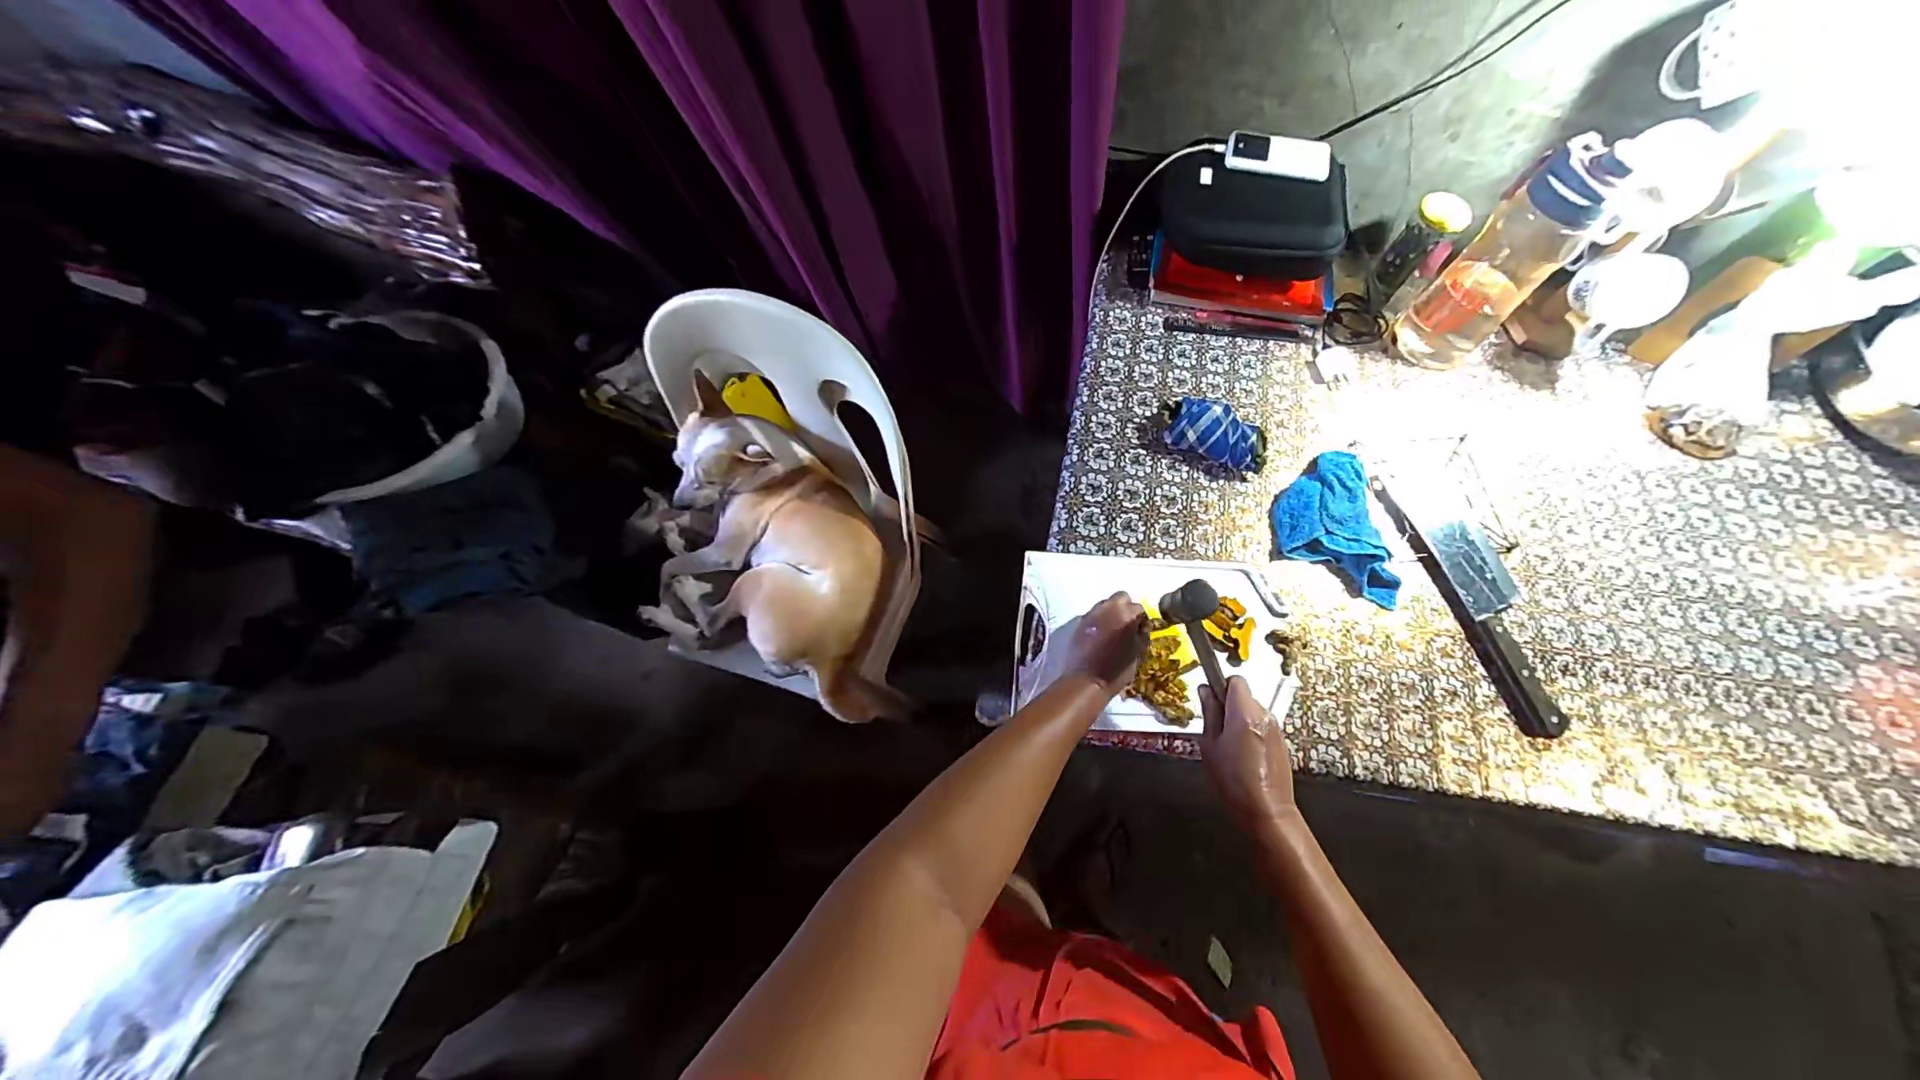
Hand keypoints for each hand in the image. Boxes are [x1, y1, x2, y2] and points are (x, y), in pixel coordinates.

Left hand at [1055, 592, 1145, 694]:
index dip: (1141, 619)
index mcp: (1126, 614)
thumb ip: (1142, 634)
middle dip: (1126, 608)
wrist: (1086, 679)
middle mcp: (1108, 608)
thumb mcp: (1138, 652)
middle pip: (1121, 597)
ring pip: (1105, 604)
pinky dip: (1098, 620)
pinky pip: (1093, 615)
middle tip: (1126, 624)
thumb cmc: (1117, 669)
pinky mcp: (1079, 622)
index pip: (1139, 608)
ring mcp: (1091, 613)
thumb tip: (1142, 625)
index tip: (1140, 630)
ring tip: (1112, 629)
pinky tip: (1099, 635)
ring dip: (1111, 612)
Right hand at [1200, 676, 1296, 829]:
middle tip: (1215, 730)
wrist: (1267, 811)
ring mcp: (1276, 729)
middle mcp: (1264, 715)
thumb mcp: (1209, 745)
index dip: (1220, 687)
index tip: (1211, 701)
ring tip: (1229, 746)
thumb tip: (1206, 691)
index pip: (1235, 680)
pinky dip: (1251, 733)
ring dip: (1240, 720)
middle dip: (1228, 706)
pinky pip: (1262, 727)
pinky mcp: (1282, 742)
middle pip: (1244, 696)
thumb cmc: (1233, 780)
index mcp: (1243, 713)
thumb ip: (1209, 713)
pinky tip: (1244, 756)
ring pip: (1252, 712)